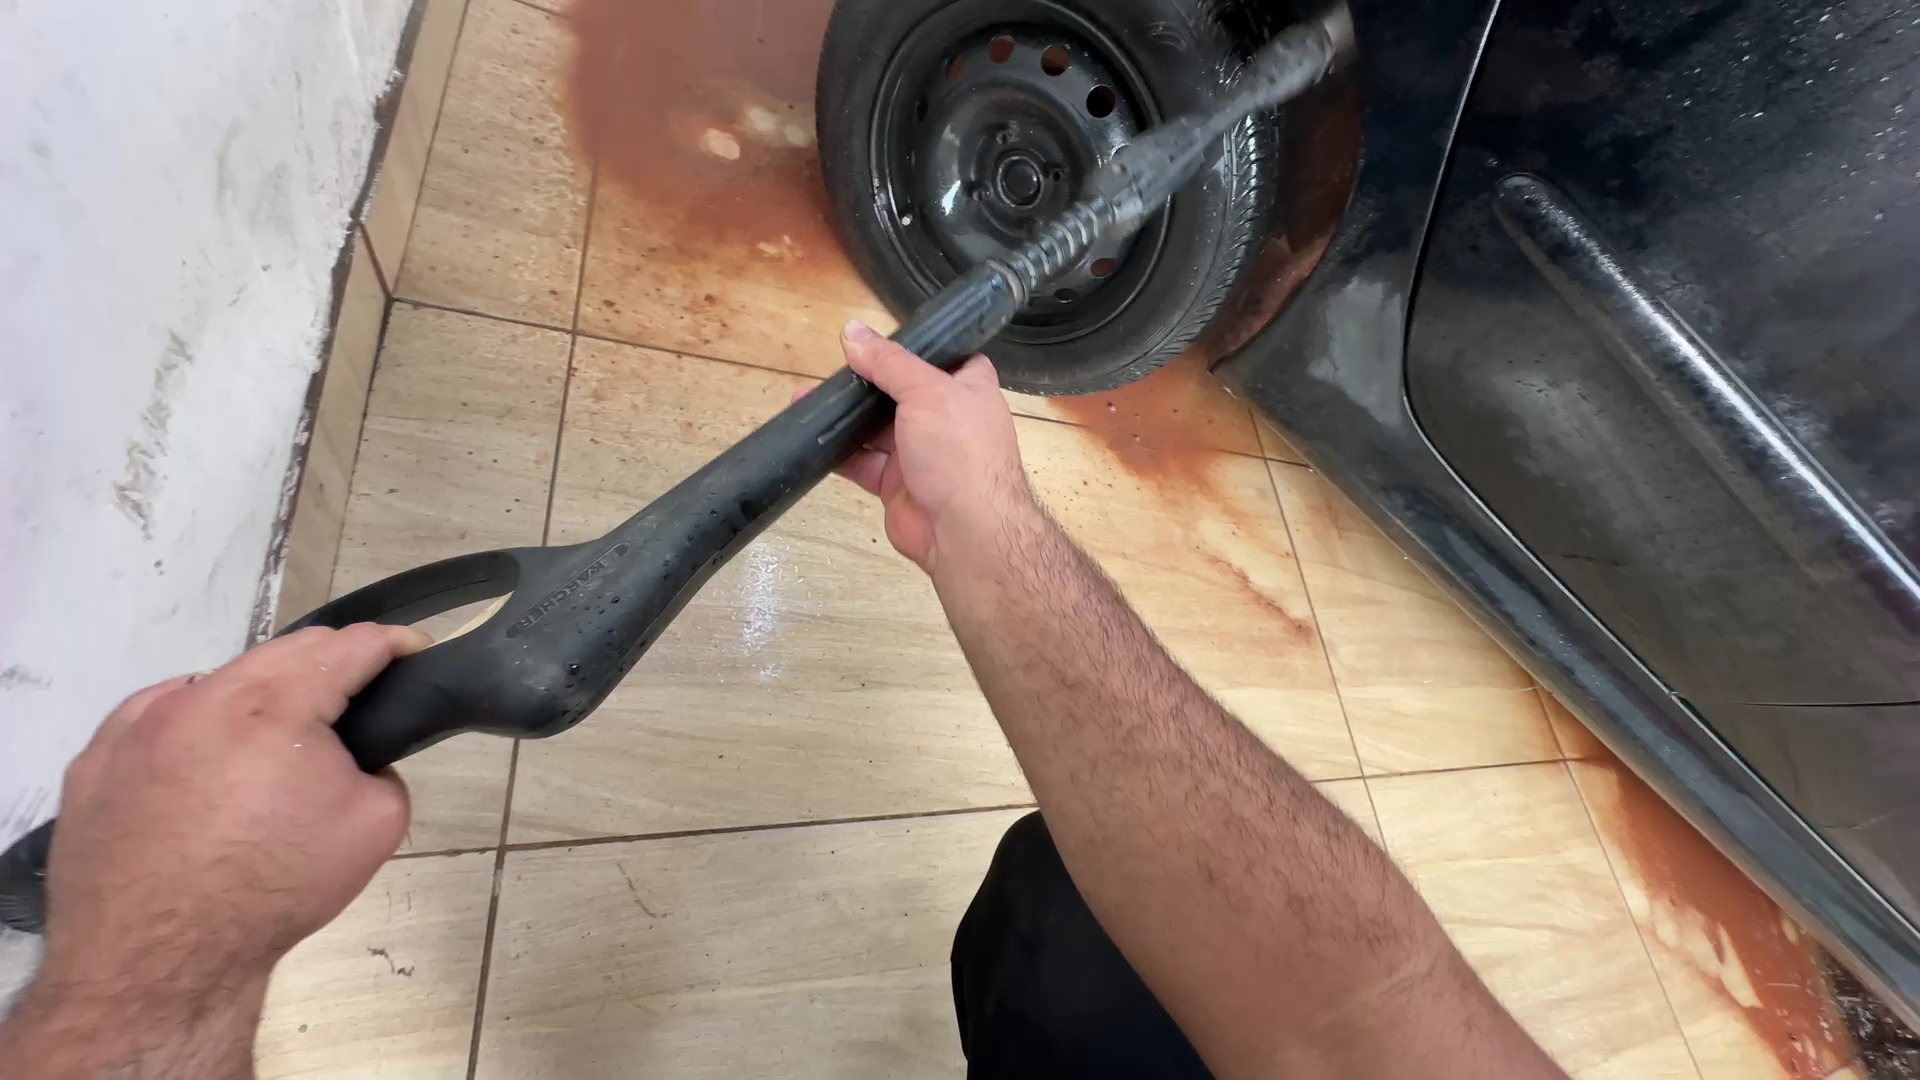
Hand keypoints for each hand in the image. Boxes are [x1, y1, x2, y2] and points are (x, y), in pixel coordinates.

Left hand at [39, 623, 430, 994]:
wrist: (160, 963)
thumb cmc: (280, 886)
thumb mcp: (381, 817)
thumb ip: (382, 760)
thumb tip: (357, 750)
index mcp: (276, 707)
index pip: (352, 645)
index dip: (397, 642)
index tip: (418, 649)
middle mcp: (202, 701)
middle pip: (291, 648)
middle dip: (339, 660)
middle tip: (368, 692)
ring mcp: (139, 728)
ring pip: (228, 673)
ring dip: (275, 686)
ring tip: (294, 731)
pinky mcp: (97, 761)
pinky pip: (167, 710)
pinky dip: (211, 714)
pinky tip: (224, 752)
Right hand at [826, 321, 1036, 574]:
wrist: (964, 530)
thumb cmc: (959, 451)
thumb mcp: (927, 391)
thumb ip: (888, 362)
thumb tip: (852, 331)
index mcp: (968, 389)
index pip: (943, 358)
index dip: (913, 348)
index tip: (877, 339)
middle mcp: (946, 419)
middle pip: (899, 393)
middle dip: (865, 383)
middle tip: (829, 371)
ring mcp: (920, 454)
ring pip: (875, 429)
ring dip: (844, 417)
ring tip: (804, 399)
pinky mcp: (896, 484)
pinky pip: (863, 462)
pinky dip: (839, 452)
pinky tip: (811, 437)